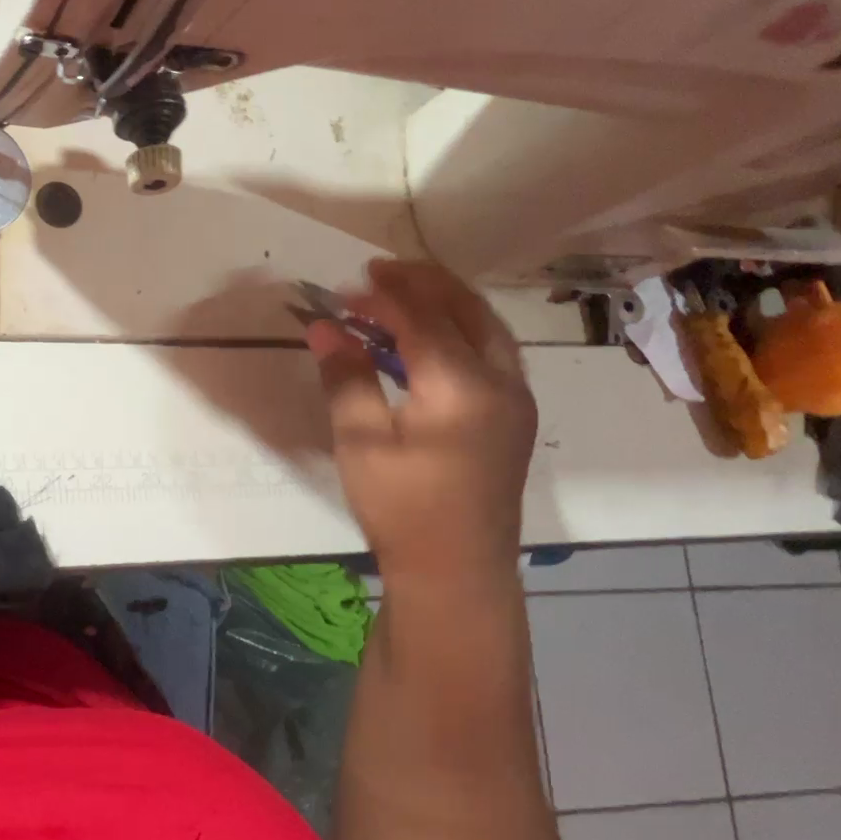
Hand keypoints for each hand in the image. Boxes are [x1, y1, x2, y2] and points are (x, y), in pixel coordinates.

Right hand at [306, 259, 536, 578]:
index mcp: (462, 384)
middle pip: (467, 310)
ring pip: (487, 329)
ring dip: (445, 304)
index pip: (423, 319)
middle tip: (380, 272)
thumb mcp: (361, 442)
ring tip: (403, 295)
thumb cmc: (402, 506)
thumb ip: (346, 378)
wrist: (457, 567)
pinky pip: (491, 352)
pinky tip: (430, 341)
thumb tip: (325, 328)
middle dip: (424, 284)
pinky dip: (459, 330)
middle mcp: (501, 380)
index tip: (346, 286)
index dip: (384, 297)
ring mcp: (515, 399)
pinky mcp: (514, 417)